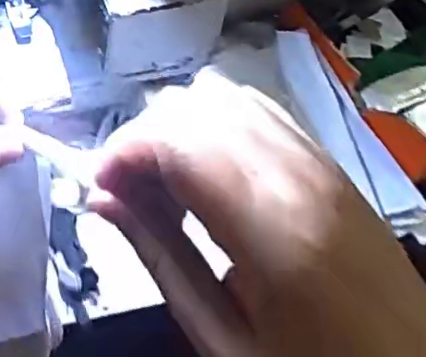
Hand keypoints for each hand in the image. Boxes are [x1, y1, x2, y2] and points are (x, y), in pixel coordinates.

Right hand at [89, 72, 425, 356]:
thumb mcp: (228, 343)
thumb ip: (161, 260)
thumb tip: (101, 201)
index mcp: (272, 226)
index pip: (176, 139)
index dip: (123, 150)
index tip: (98, 186)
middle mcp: (295, 170)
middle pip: (194, 105)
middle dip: (144, 135)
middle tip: (125, 192)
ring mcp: (317, 155)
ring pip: (223, 93)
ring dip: (179, 124)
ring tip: (165, 182)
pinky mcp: (327, 155)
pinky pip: (257, 106)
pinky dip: (217, 120)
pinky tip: (209, 167)